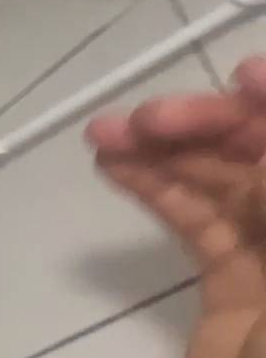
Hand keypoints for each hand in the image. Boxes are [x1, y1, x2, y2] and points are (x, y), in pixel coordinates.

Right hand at [89, 57, 265, 357]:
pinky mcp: (242, 281)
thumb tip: (259, 120)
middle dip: (215, 127)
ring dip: (170, 154)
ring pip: (233, 182)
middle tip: (148, 119)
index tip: (246, 76)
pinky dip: (155, 189)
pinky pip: (196, 220)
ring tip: (106, 136)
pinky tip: (115, 166)